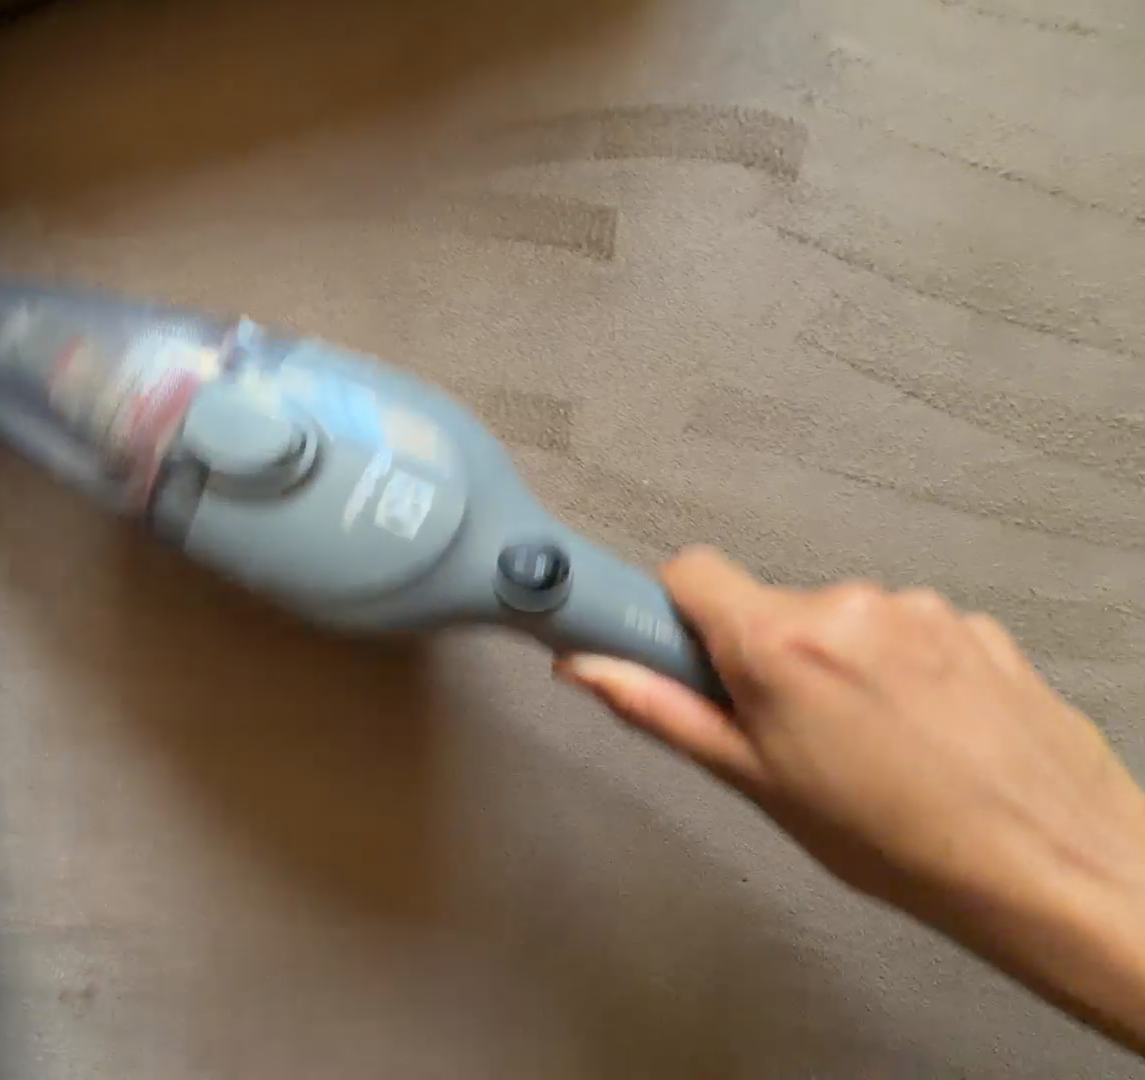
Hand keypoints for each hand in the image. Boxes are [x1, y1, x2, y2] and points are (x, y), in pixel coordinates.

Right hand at [557, 547, 1144, 966]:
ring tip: (856, 731)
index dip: (673, 606)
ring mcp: (921, 610)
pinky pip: (894, 626)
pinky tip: (912, 723)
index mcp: (779, 641)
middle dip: (754, 648)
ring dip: (824, 656)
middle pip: (759, 602)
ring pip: (828, 616)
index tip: (682, 651)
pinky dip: (885, 662)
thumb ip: (653, 707)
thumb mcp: (746, 776)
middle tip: (777, 720)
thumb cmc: (889, 839)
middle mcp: (847, 605)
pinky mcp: (976, 625)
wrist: (1065, 877)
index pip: (688, 569)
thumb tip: (577, 665)